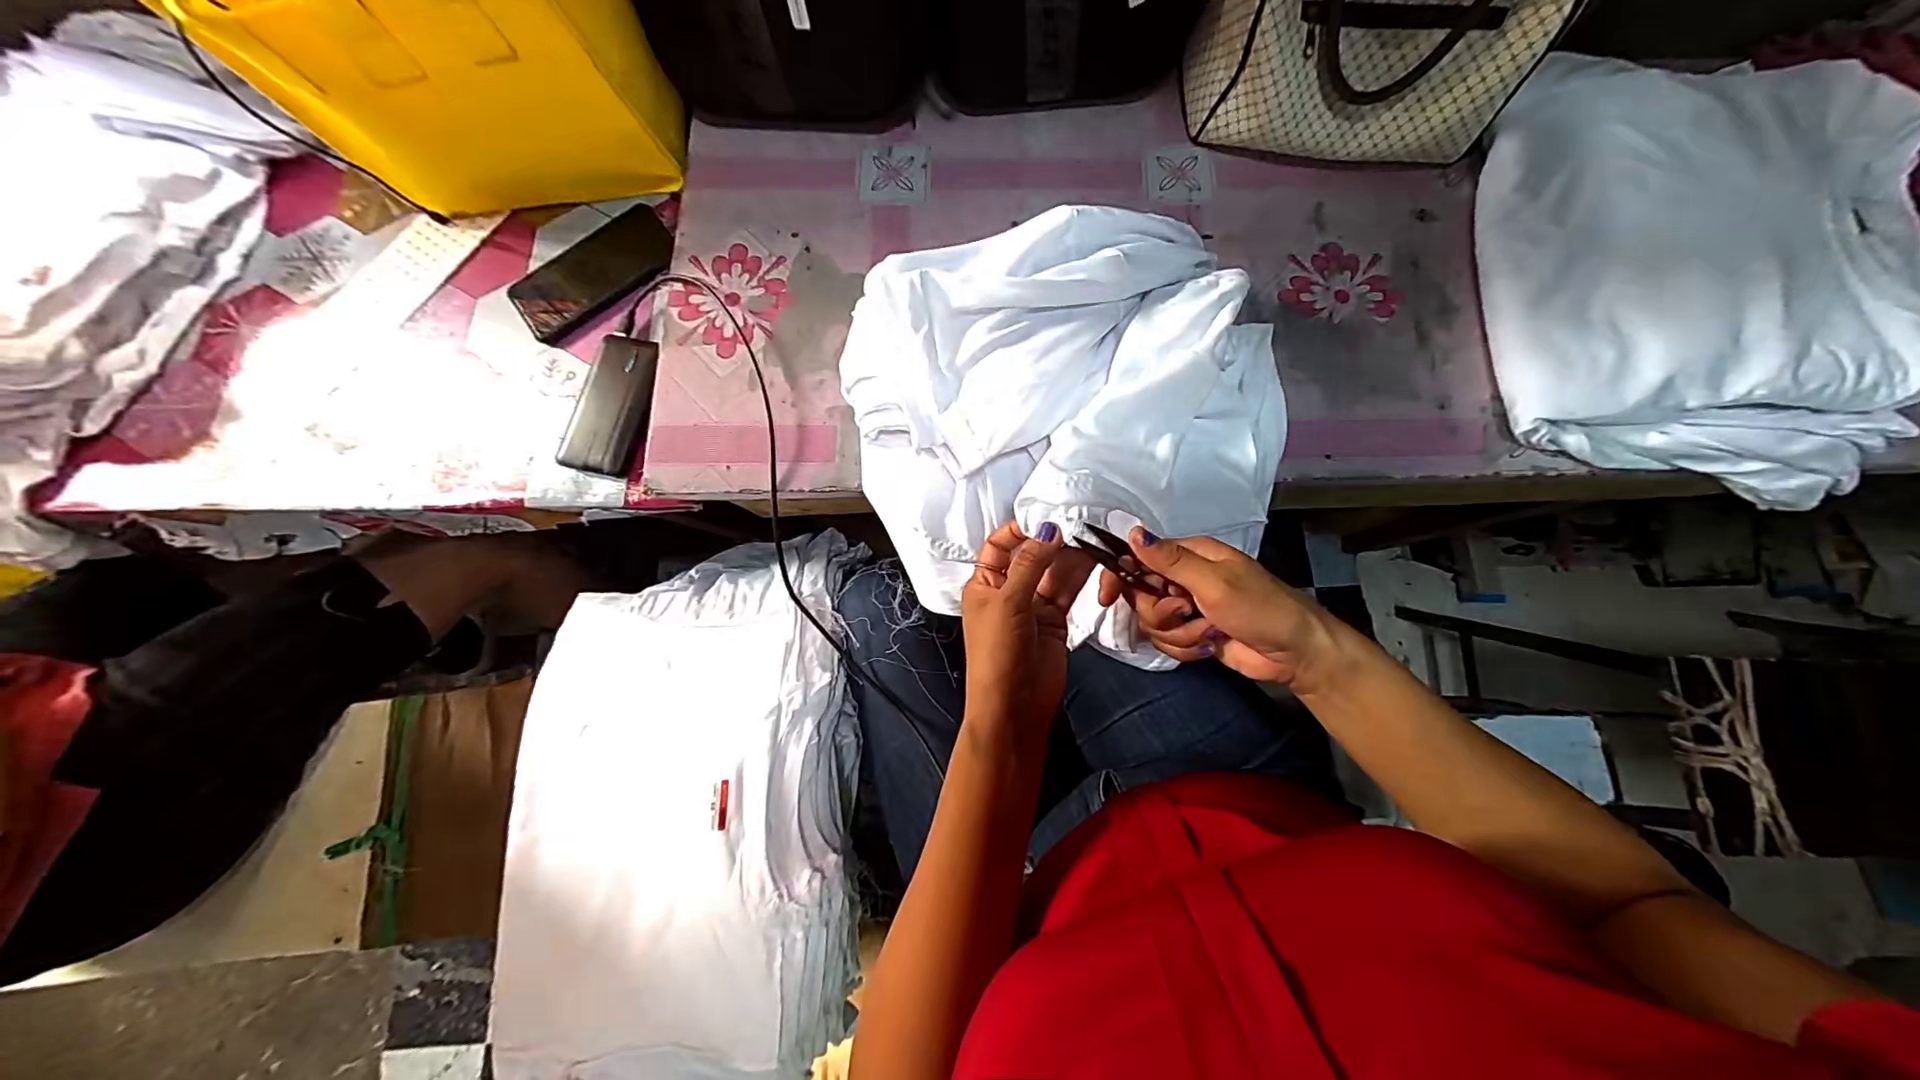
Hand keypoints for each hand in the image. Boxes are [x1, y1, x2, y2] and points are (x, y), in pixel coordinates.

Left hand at [961, 521, 1095, 737]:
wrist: (1014, 705)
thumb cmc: (997, 653)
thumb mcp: (1008, 603)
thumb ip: (1030, 564)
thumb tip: (1048, 530)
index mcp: (983, 583)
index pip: (1000, 545)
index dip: (1021, 529)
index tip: (1046, 516)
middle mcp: (1008, 590)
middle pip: (1031, 555)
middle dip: (1052, 540)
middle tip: (1079, 524)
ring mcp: (1032, 605)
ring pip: (1053, 571)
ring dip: (1070, 556)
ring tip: (1092, 537)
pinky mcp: (1055, 619)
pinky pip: (1068, 590)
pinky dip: (1081, 576)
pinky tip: (1095, 560)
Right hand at [1097, 528, 1346, 692]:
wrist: (1295, 652)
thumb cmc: (1260, 607)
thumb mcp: (1213, 581)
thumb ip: (1169, 560)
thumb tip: (1133, 532)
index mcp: (1189, 555)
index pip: (1137, 558)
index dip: (1118, 576)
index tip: (1106, 597)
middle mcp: (1184, 579)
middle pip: (1140, 596)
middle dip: (1161, 612)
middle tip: (1188, 611)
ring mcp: (1188, 608)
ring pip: (1153, 623)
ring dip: (1180, 633)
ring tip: (1210, 632)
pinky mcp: (1193, 634)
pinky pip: (1167, 642)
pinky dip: (1187, 648)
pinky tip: (1211, 646)